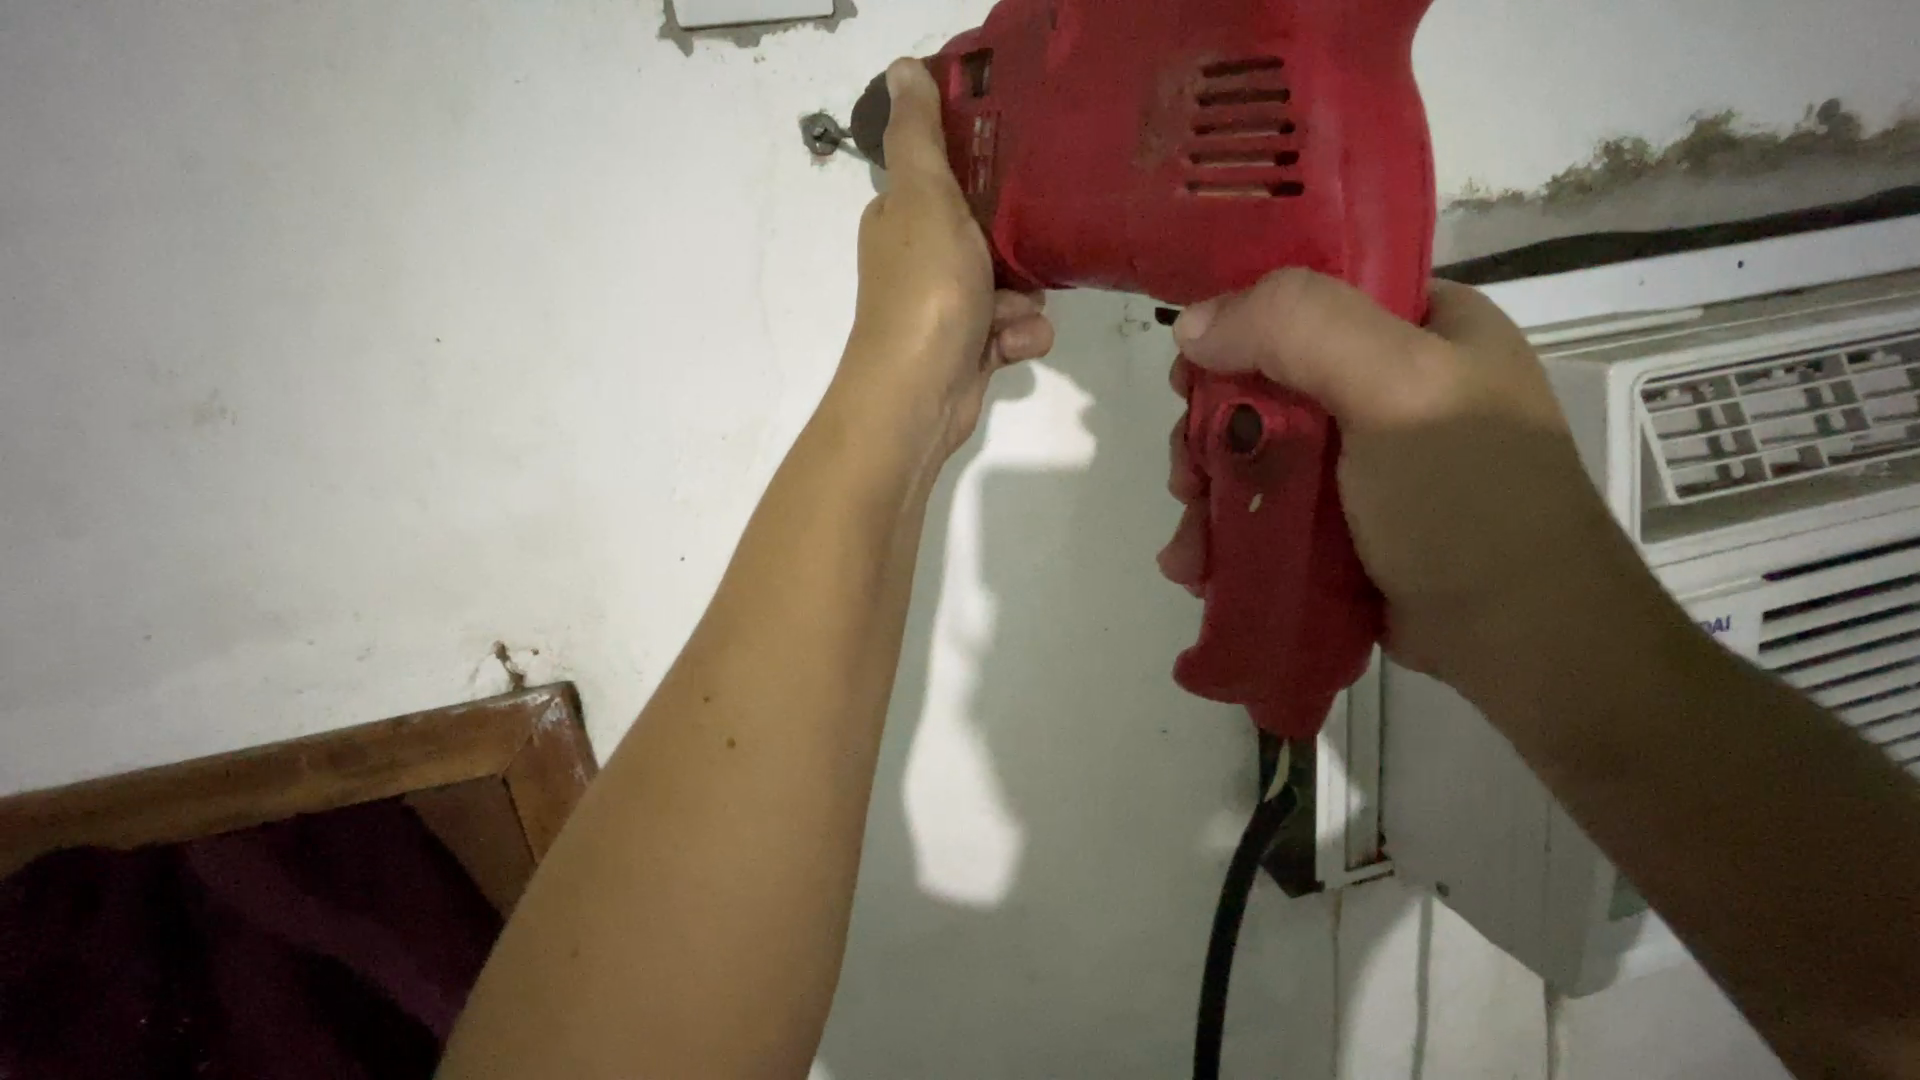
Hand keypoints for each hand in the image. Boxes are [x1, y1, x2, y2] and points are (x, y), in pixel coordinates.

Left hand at [836, 59, 1053, 457]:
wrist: (918, 394)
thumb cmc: (924, 291)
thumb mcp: (924, 198)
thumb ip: (918, 135)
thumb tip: (902, 68)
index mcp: (901, 218)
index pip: (948, 178)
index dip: (985, 171)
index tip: (1022, 169)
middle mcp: (919, 261)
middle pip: (989, 235)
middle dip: (1017, 249)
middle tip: (1028, 252)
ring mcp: (944, 310)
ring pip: (1010, 287)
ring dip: (1022, 302)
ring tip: (1014, 315)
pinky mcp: (968, 351)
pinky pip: (1012, 331)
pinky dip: (1019, 338)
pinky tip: (1015, 347)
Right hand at [1159, 270, 1648, 701]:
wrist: (1518, 636)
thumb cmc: (1467, 499)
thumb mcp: (1397, 387)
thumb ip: (1299, 331)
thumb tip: (1192, 325)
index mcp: (1416, 328)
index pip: (1305, 301)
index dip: (1236, 329)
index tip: (1191, 377)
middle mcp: (1384, 386)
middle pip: (1263, 385)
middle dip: (1209, 434)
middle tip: (1187, 477)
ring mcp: (1359, 460)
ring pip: (1253, 455)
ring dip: (1206, 495)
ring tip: (1189, 545)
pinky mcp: (1337, 521)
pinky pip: (1261, 509)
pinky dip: (1222, 534)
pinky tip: (1195, 566)